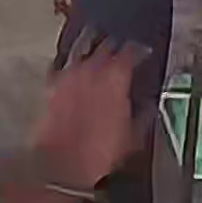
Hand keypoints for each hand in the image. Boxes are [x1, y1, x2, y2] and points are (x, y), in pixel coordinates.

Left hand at [28, 37, 148, 190]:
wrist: (61, 167)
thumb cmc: (101, 152)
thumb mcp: (133, 136)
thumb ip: (144, 114)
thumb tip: (150, 105)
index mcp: (117, 75)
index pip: (132, 50)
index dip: (140, 49)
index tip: (145, 52)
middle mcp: (93, 66)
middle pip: (107, 43)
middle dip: (117, 43)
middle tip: (122, 47)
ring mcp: (70, 72)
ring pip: (81, 43)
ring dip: (91, 39)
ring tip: (95, 35)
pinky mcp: (51, 83)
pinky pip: (59, 61)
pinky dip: (67, 59)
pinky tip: (69, 60)